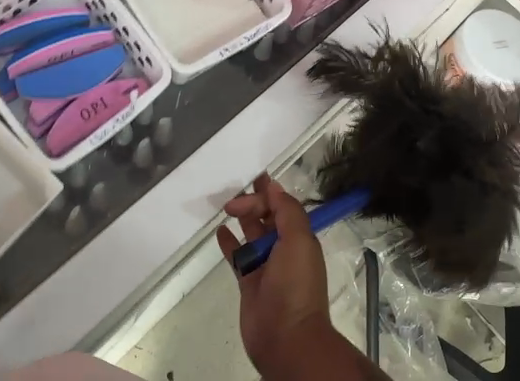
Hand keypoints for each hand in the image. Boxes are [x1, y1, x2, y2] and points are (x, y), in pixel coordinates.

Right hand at [217, 174, 333, 374]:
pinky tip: (220, 230)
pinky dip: (229, 242)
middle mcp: (284, 249)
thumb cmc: (295, 285)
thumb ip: (287, 211)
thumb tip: (274, 187)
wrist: (286, 338)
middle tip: (233, 194)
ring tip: (224, 205)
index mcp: (300, 238)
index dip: (268, 193)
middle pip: (267, 217)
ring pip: (252, 233)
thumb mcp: (299, 240)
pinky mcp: (248, 281)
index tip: (250, 181)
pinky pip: (237, 255)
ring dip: (241, 218)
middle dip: (254, 202)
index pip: (283, 206)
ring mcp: (265, 265)